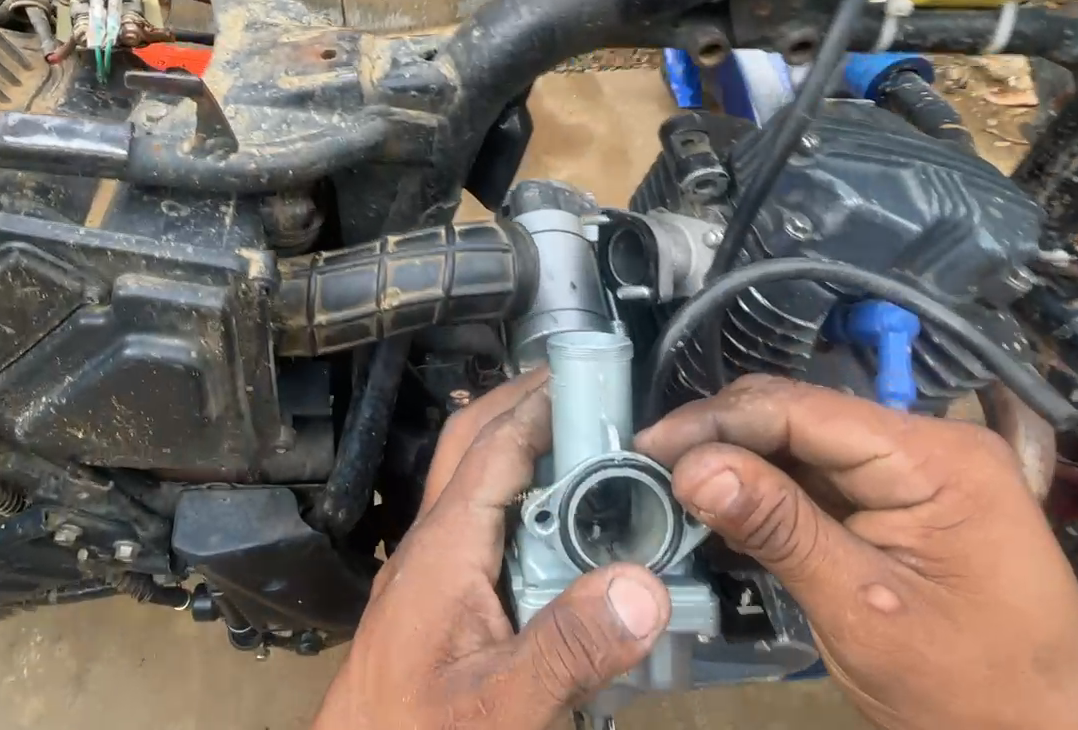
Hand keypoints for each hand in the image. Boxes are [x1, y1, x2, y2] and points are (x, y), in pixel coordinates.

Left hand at [314, 371, 672, 729]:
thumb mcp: (499, 709)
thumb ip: (569, 650)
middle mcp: (433, 538)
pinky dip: (517, 494)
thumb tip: (645, 587)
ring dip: (516, 443)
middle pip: (470, 442)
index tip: (591, 381)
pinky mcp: (439, 590)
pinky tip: (556, 519)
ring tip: (579, 439)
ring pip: (471, 476)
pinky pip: (479, 518)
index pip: (493, 448)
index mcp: (445, 545)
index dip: (540, 407)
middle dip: (519, 402)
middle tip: (582, 388)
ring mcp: (432, 563)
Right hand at [635, 375, 1077, 729]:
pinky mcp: (898, 503)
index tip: (648, 451)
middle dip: (719, 439)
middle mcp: (924, 445)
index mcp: (934, 457)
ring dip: (735, 464)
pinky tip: (724, 509)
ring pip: (796, 443)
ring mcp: (913, 474)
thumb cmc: (978, 701)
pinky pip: (814, 478)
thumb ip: (778, 529)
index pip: (797, 408)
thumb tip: (689, 468)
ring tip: (675, 489)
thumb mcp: (866, 614)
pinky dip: (763, 492)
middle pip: (793, 415)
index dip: (714, 422)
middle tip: (652, 471)